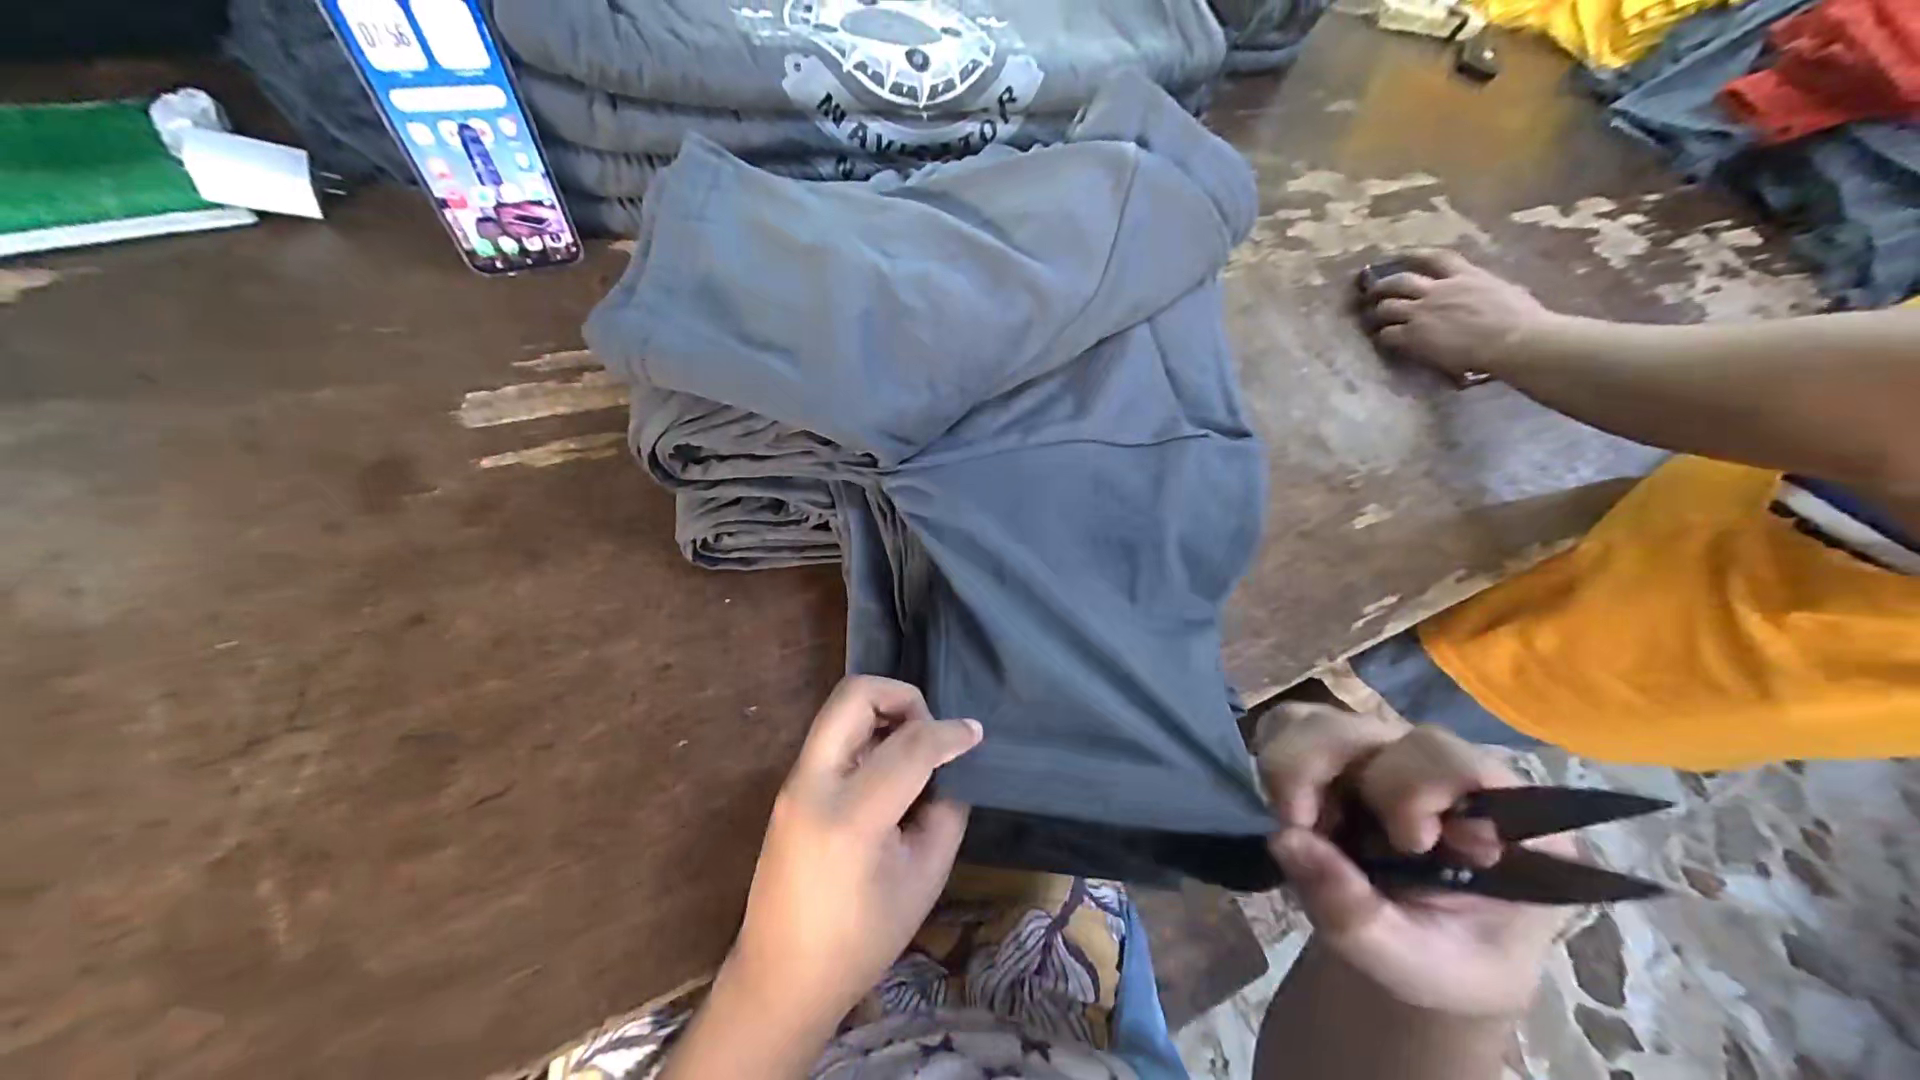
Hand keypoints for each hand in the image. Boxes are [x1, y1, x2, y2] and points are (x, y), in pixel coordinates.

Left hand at [728, 676, 981, 1028]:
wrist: (781, 978)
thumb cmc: (862, 941)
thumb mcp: (924, 878)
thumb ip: (945, 810)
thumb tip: (948, 766)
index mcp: (851, 815)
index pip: (910, 745)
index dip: (950, 732)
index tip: (975, 733)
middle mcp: (813, 783)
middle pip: (855, 694)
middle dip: (903, 698)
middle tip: (931, 733)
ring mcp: (794, 781)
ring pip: (840, 708)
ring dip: (883, 713)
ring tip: (912, 754)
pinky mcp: (789, 787)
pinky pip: (832, 735)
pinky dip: (866, 734)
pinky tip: (888, 772)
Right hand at [1257, 703, 1573, 1017]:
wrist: (1415, 955)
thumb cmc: (1436, 961)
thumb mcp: (1405, 962)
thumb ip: (1353, 913)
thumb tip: (1285, 839)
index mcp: (1499, 818)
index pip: (1460, 762)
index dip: (1421, 787)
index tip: (1409, 845)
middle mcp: (1436, 770)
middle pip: (1376, 730)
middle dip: (1327, 771)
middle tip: (1310, 826)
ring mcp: (1381, 754)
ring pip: (1323, 720)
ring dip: (1293, 766)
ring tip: (1300, 821)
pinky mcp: (1334, 751)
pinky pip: (1290, 724)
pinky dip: (1275, 755)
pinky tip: (1289, 806)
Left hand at [1360, 250, 1559, 379]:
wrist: (1513, 339)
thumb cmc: (1521, 318)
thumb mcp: (1504, 290)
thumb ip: (1483, 288)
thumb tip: (1484, 292)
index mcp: (1465, 276)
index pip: (1435, 258)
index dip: (1413, 255)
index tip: (1399, 256)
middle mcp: (1438, 290)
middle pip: (1398, 281)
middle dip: (1381, 287)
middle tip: (1371, 293)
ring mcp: (1422, 312)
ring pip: (1386, 307)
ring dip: (1376, 313)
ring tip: (1371, 319)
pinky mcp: (1413, 336)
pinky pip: (1387, 334)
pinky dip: (1382, 336)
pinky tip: (1382, 340)